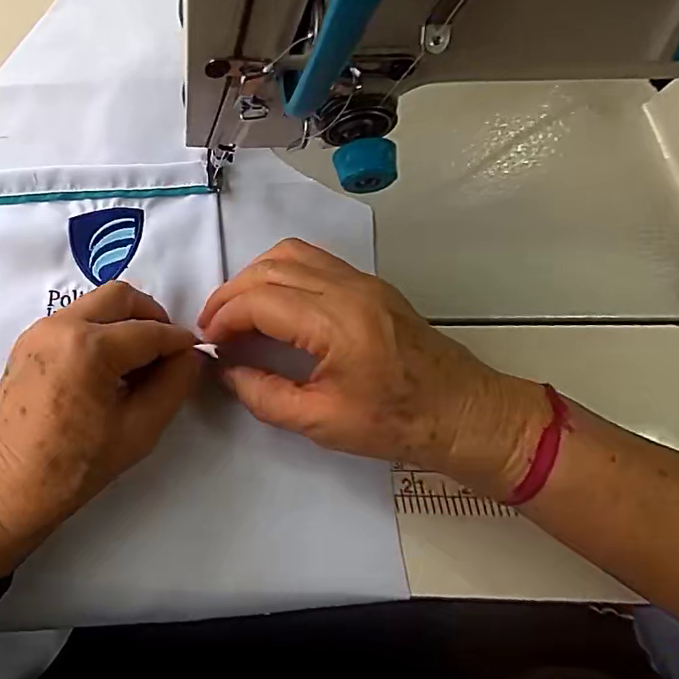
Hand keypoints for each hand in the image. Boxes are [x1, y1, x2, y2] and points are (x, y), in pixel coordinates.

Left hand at [0, 281, 202, 577]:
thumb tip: (187, 357)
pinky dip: (96, 330)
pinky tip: (106, 367)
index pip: (151, 330)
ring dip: (121, 321)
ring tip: (137, 362)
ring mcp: (38, 331)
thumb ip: (173, 385)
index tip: (192, 357)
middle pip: (119, 296)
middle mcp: (60, 327)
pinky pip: (71, 320)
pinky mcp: (27, 343)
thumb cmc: (73, 466)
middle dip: (151, 316)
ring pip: (93, 304)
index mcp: (88, 347)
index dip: (179, 343)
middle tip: (166, 350)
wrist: (8, 483)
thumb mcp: (139, 430)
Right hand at [197, 239, 547, 498]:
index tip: (210, 343)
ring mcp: (361, 281)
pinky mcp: (368, 284)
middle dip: (229, 296)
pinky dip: (277, 273)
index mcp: (338, 325)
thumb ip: (262, 394)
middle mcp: (348, 291)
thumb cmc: (398, 424)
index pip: (259, 301)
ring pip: (287, 254)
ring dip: (251, 278)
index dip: (223, 318)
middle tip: (213, 327)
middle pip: (267, 270)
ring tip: (237, 311)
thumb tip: (226, 370)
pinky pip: (310, 259)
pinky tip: (271, 303)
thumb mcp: (320, 423)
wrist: (469, 415)